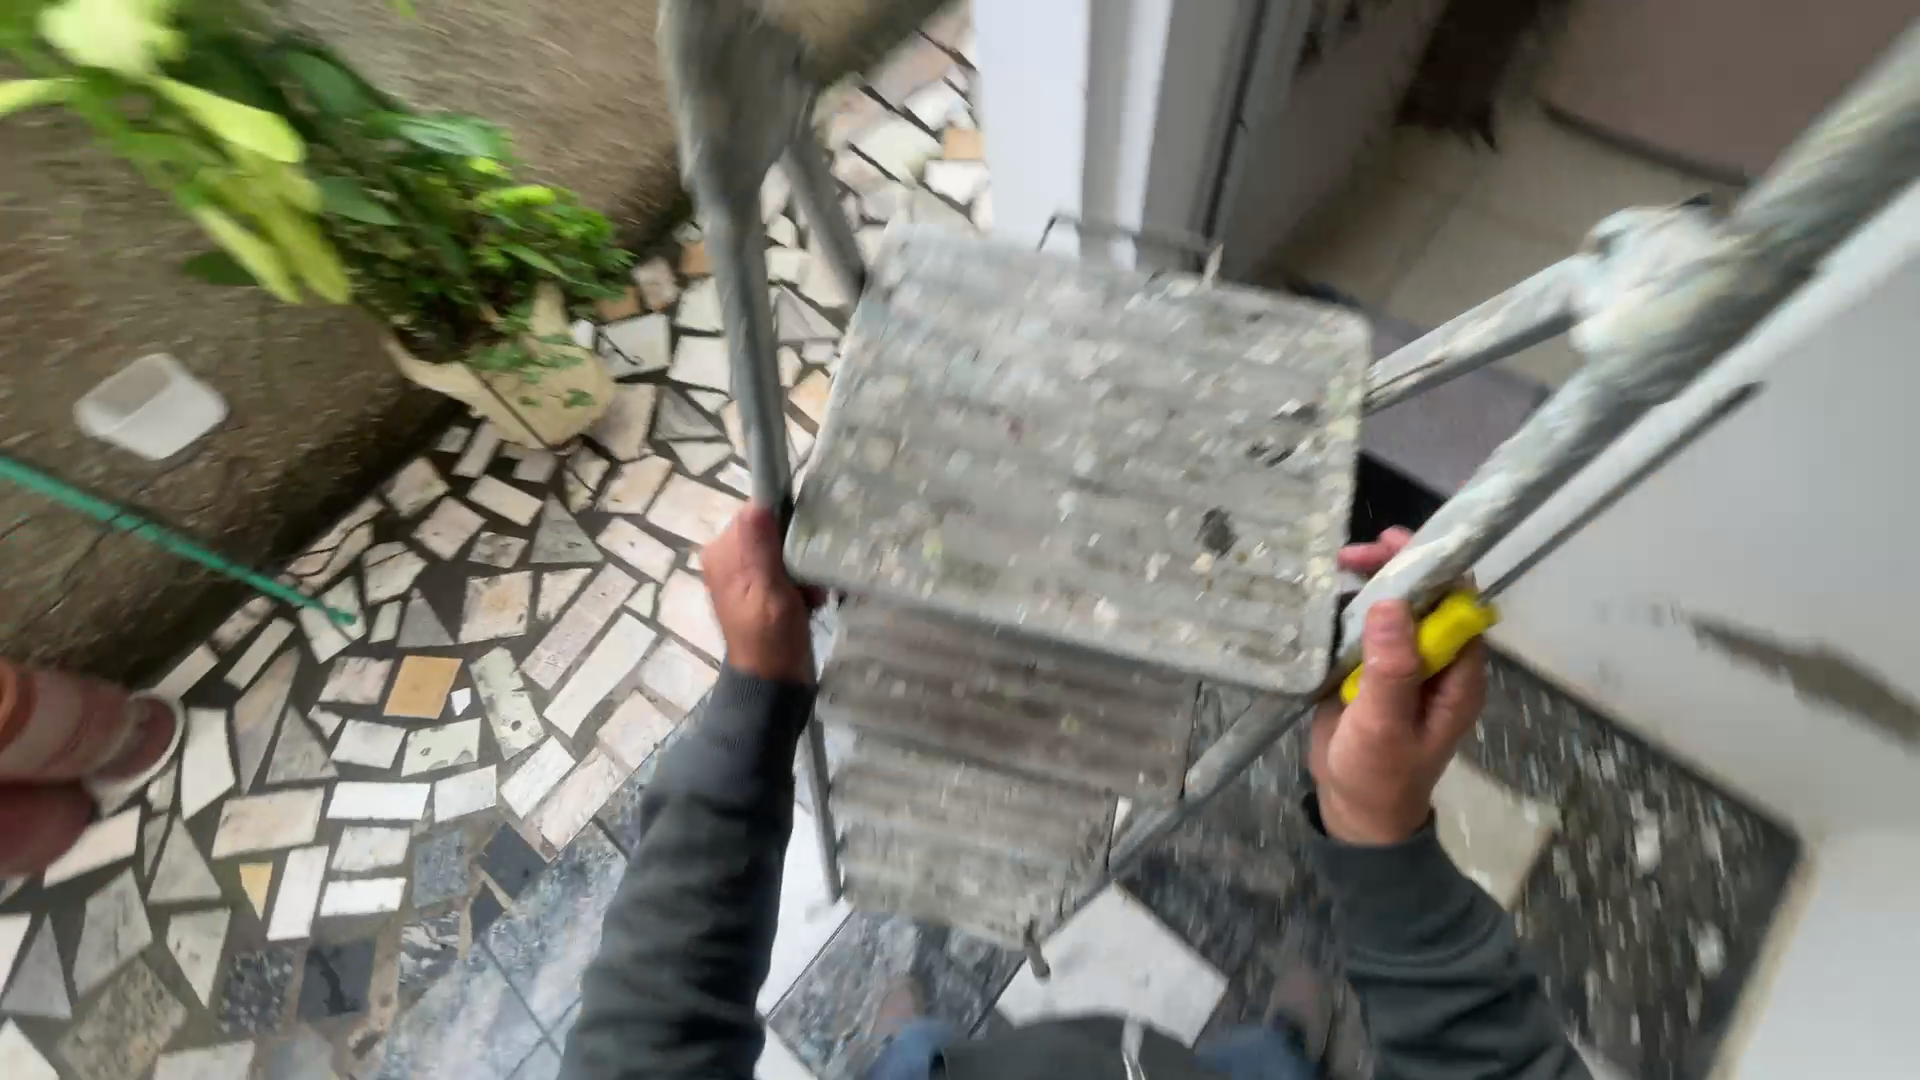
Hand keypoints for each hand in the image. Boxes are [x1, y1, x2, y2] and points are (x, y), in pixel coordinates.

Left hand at [701, 506, 817, 683]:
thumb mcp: (767, 589)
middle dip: (797, 548)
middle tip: (810, 575)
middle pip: (772, 529)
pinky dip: (802, 581)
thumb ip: (760, 547)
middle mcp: (729, 556)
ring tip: (811, 592)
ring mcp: (745, 573)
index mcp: (723, 551)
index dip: (785, 521)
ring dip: (803, 567)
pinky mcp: (761, 588)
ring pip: (783, 549)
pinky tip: (809, 599)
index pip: (756, 511)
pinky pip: (786, 568)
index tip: (805, 543)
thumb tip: (758, 504)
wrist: (774, 680)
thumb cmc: (771, 635)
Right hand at [1310, 527, 1487, 844]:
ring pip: (1394, 610)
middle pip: (1424, 600)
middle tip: (1351, 555)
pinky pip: (1365, 629)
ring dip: (1370, 584)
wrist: (1354, 810)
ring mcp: (1401, 666)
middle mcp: (1434, 662)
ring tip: (1337, 566)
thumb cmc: (1378, 773)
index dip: (1433, 570)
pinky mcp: (1369, 672)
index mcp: (1456, 674)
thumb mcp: (1385, 724)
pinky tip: (1326, 595)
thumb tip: (1391, 604)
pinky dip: (1349, 607)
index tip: (1395, 548)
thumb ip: (1391, 668)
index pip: (1457, 605)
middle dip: (1395, 570)